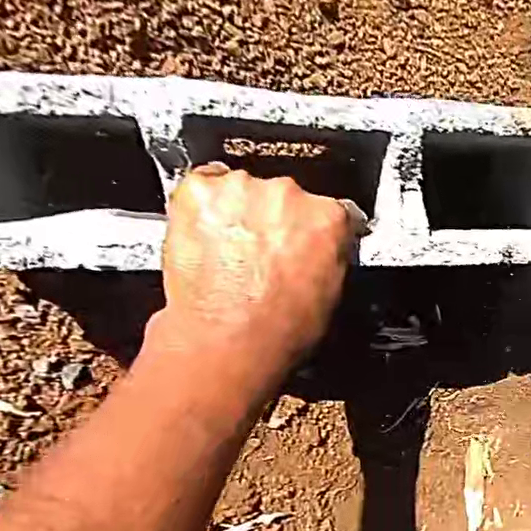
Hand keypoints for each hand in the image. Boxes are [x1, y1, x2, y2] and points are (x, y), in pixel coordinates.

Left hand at [148, 164, 357, 374]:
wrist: (227, 342)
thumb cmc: (279, 330)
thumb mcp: (332, 295)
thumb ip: (332, 256)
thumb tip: (326, 248)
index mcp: (329, 218)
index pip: (333, 211)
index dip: (319, 232)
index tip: (309, 244)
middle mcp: (288, 194)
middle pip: (286, 197)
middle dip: (278, 221)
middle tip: (268, 258)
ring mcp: (240, 189)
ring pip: (244, 191)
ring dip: (241, 214)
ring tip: (236, 256)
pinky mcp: (197, 192)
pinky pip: (203, 188)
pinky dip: (205, 209)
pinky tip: (210, 242)